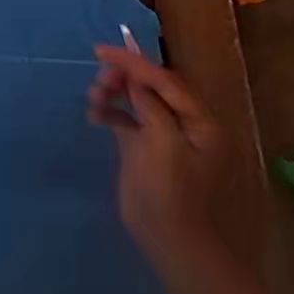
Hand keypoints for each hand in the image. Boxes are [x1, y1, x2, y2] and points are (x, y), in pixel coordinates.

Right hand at [87, 45, 226, 266]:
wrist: (172, 242)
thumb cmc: (172, 195)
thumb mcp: (163, 146)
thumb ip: (151, 108)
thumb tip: (135, 79)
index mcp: (199, 122)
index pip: (165, 80)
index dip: (134, 62)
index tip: (101, 51)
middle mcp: (183, 124)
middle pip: (151, 87)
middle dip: (123, 78)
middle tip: (99, 83)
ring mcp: (163, 137)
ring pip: (136, 100)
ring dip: (114, 93)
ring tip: (94, 99)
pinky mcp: (144, 149)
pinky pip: (125, 119)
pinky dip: (110, 113)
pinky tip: (95, 116)